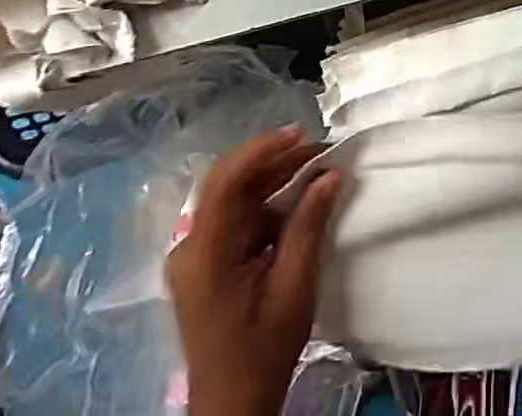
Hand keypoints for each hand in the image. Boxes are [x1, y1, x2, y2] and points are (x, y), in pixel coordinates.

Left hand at [167, 126, 343, 415]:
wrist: (233, 404)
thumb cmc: (263, 350)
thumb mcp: (294, 288)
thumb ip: (308, 227)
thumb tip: (330, 175)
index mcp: (204, 255)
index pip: (224, 182)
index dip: (261, 150)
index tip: (300, 133)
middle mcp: (192, 246)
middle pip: (229, 184)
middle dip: (275, 160)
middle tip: (320, 149)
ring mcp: (197, 253)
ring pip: (236, 197)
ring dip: (275, 178)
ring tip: (317, 165)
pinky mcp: (208, 261)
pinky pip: (239, 217)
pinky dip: (270, 202)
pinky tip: (300, 197)